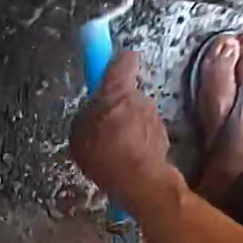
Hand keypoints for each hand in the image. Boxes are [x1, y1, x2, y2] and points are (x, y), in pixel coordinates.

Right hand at [70, 50, 181, 214]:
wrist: (140, 181)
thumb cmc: (106, 155)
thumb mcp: (79, 136)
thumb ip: (86, 118)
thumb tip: (90, 116)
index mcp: (117, 91)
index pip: (123, 60)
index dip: (116, 62)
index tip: (109, 65)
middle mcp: (140, 98)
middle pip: (128, 94)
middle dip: (117, 107)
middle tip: (103, 126)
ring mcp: (154, 118)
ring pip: (137, 116)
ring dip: (127, 128)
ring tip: (112, 149)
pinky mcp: (163, 138)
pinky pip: (145, 135)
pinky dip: (136, 144)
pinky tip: (124, 160)